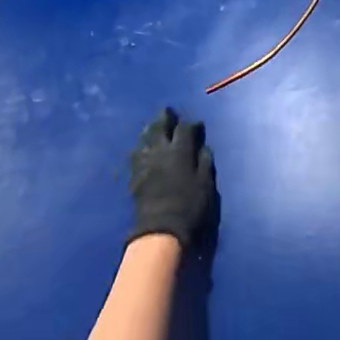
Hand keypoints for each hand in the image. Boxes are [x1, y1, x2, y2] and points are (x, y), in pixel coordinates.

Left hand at [126, 108, 216, 250]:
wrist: (160, 228)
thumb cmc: (190, 207)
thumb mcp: (205, 185)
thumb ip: (204, 163)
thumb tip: (203, 147)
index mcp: (179, 152)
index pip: (184, 129)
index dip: (191, 124)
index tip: (196, 124)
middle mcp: (159, 150)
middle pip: (159, 126)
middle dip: (165, 117)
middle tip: (168, 112)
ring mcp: (144, 161)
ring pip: (144, 137)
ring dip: (150, 129)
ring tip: (153, 125)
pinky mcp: (134, 173)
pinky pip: (136, 152)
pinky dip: (141, 146)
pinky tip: (142, 147)